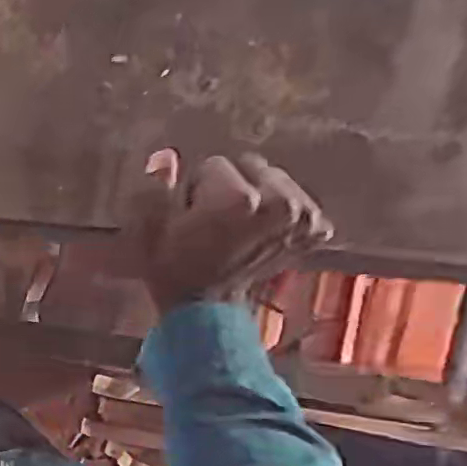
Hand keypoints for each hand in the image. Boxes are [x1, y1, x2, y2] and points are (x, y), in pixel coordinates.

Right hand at [124, 149, 332, 313]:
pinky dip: (279, 211)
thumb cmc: (171, 268)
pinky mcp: (318, 230)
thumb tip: (165, 156)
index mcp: (238, 199)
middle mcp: (280, 202)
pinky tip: (260, 231)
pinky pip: (296, 198)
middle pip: (250, 165)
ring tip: (236, 226)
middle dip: (229, 185)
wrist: (205, 309)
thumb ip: (156, 187)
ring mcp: (304, 217)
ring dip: (255, 194)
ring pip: (274, 179)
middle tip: (212, 219)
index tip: (189, 214)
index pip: (213, 164)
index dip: (195, 188)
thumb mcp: (149, 229)